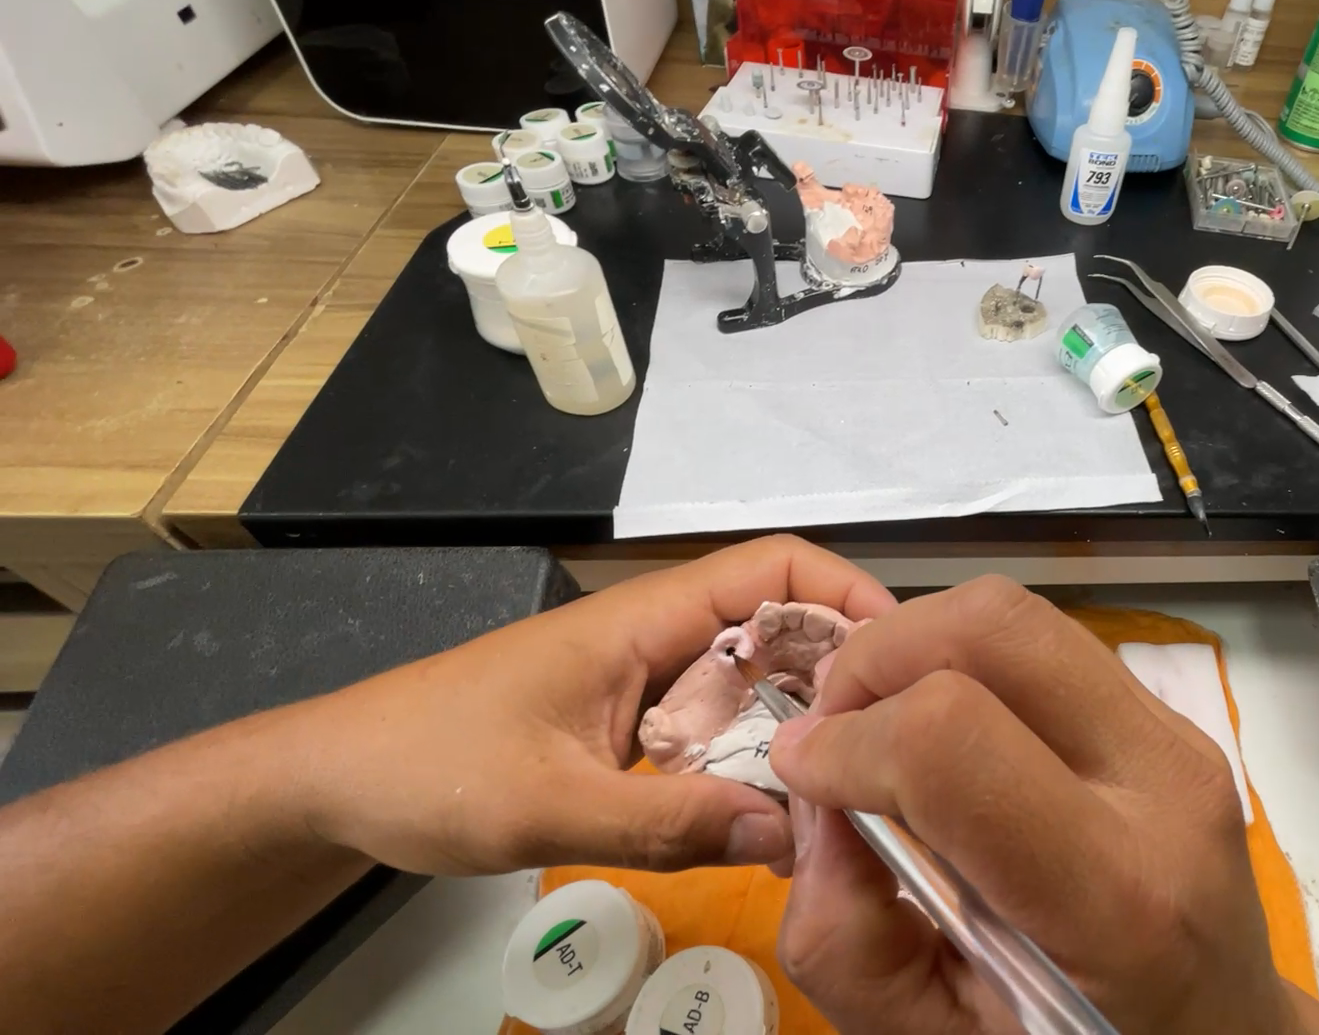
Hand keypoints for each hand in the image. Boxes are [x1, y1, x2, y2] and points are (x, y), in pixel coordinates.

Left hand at [284, 536, 894, 875]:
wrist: (338, 780)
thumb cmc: (431, 767)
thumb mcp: (544, 805)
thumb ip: (663, 823)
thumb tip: (788, 835)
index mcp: (651, 616)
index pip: (774, 568)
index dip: (844, 591)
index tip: (896, 655)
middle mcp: (669, 633)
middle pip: (784, 619)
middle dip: (843, 661)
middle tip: (893, 731)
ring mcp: (660, 675)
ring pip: (762, 674)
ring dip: (810, 711)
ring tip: (859, 766)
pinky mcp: (648, 714)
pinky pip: (730, 720)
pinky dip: (768, 748)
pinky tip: (789, 797)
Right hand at [771, 577, 1318, 1033]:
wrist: (1224, 1032)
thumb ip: (851, 943)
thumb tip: (819, 802)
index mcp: (1118, 895)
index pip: (954, 740)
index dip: (851, 741)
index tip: (808, 772)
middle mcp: (1160, 781)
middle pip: (994, 627)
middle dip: (880, 656)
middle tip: (842, 727)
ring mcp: (1173, 730)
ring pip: (1013, 612)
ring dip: (915, 645)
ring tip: (883, 718)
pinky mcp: (1162, 710)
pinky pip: (1037, 637)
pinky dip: (958, 653)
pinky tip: (943, 717)